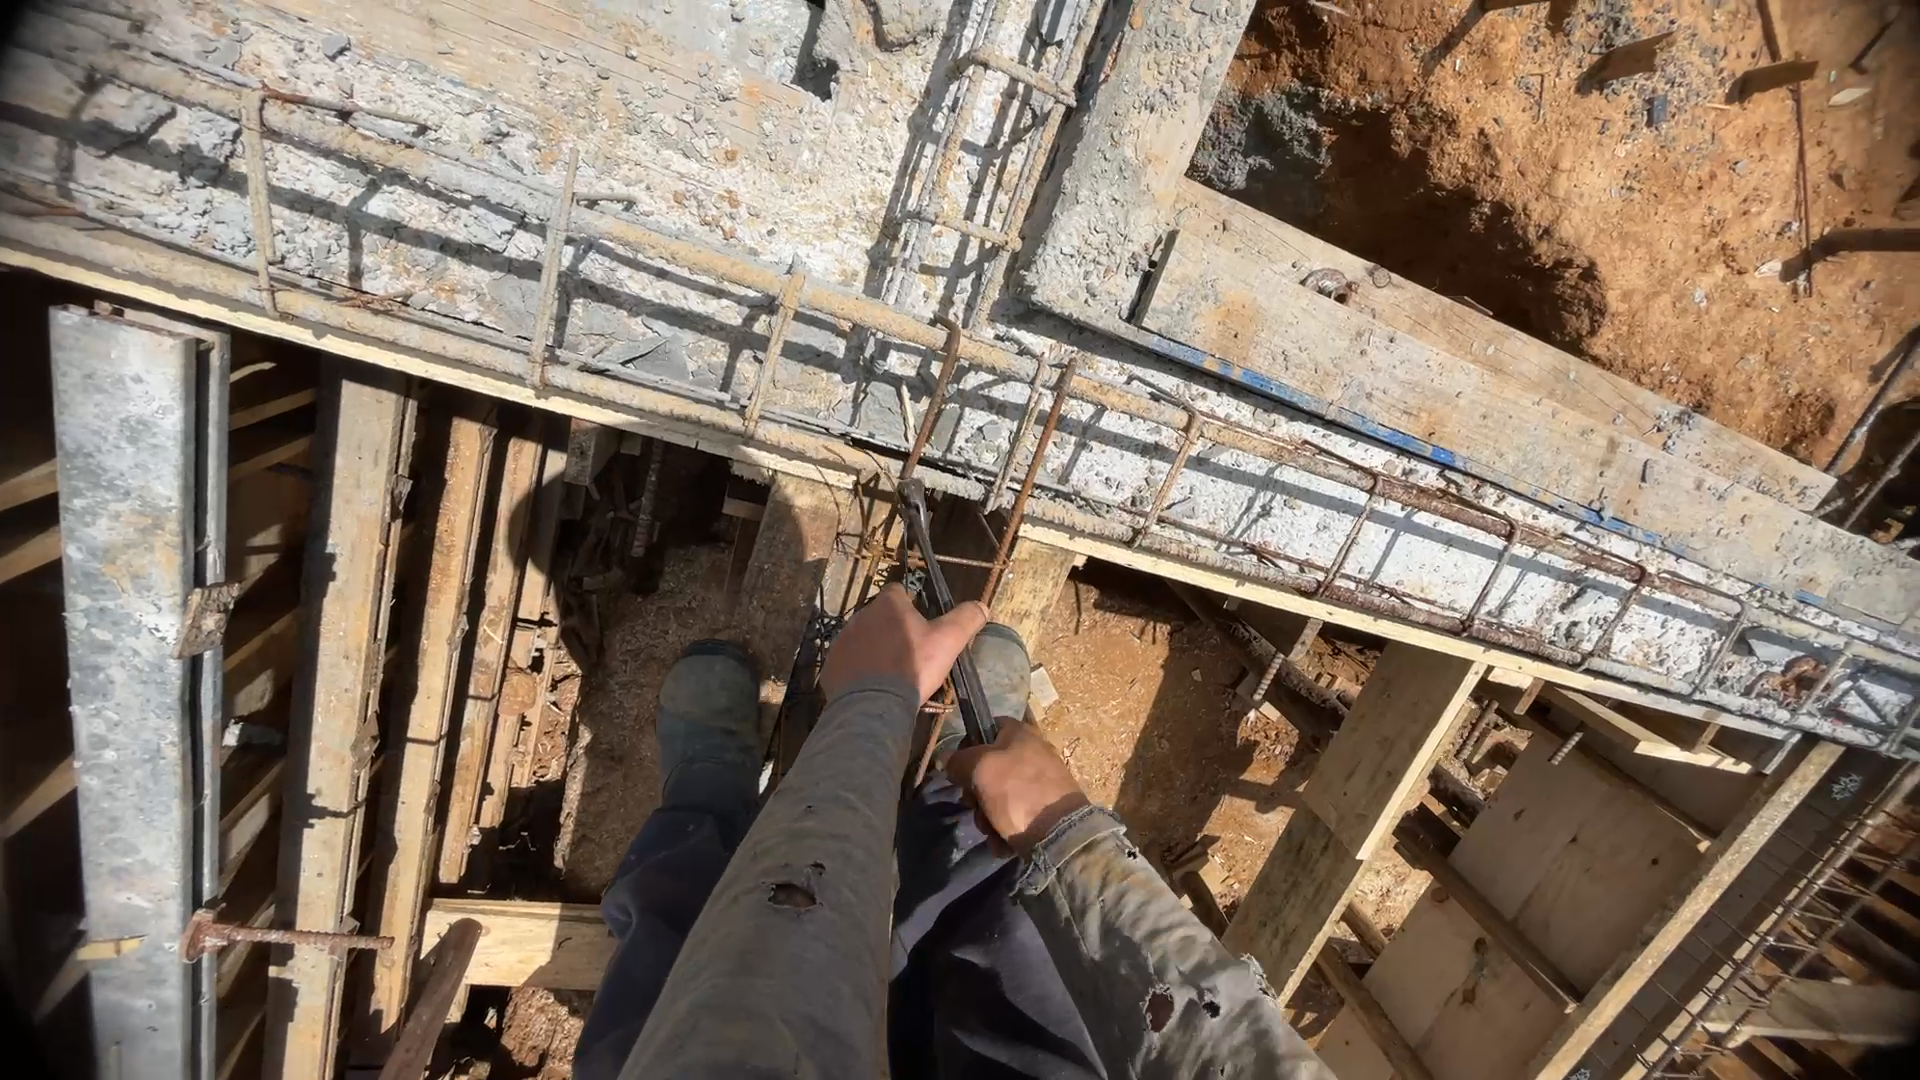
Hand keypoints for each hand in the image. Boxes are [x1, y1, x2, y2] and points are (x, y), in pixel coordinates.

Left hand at [819, 584, 989, 703]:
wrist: (873, 705)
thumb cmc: (913, 666)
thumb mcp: (948, 641)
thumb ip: (966, 619)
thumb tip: (983, 605)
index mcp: (888, 604)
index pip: (899, 591)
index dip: (911, 605)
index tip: (923, 624)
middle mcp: (860, 615)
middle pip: (880, 616)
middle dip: (893, 628)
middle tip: (910, 652)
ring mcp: (842, 641)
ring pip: (863, 638)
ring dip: (875, 649)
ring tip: (892, 672)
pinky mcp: (831, 665)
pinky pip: (849, 662)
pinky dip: (859, 670)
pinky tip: (873, 687)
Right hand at [946, 722, 1090, 856]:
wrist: (1059, 834)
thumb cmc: (1017, 791)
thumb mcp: (980, 768)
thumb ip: (959, 760)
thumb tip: (947, 760)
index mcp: (1020, 733)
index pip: (986, 727)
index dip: (967, 746)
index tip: (958, 768)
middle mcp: (1031, 752)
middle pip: (988, 766)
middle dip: (975, 791)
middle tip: (973, 804)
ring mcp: (1039, 782)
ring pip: (997, 794)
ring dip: (986, 815)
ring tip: (991, 830)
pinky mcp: (1043, 808)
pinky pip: (1013, 813)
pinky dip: (1004, 828)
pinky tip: (1003, 841)